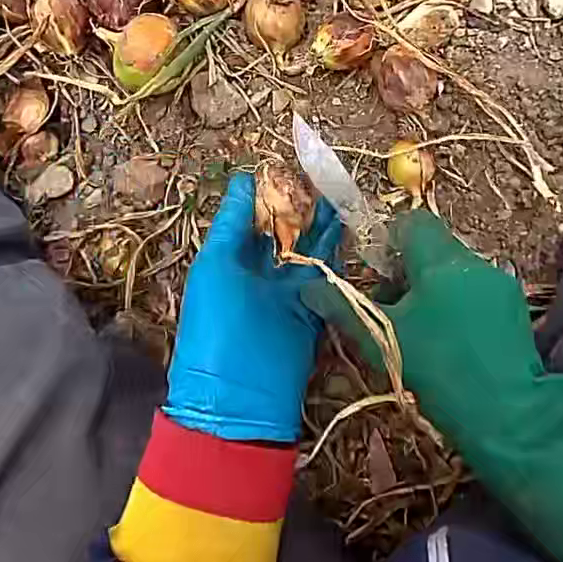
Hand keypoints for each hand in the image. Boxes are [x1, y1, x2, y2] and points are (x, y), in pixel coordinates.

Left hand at [164, 171, 341, 442]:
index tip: (290, 164)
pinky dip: (336, 253)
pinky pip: (326, 276)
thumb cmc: (214, 326)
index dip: (270, 192)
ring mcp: (287, 291)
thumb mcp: (214, 267)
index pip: (253, 216)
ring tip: (339, 190)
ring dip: (322, 223)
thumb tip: (243, 179)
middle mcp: (259, 271)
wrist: (237, 397)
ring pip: (308, 249)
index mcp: (229, 258)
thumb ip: (231, 224)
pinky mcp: (312, 311)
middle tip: (323, 173)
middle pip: (283, 230)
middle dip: (301, 204)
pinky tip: (348, 226)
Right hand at [304, 211, 562, 561]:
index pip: (410, 222)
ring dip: (428, 290)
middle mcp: (474, 264)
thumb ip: (341, 306)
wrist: (509, 416)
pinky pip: (472, 291)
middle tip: (388, 307)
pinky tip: (446, 339)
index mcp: (441, 262)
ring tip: (416, 329)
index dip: (387, 240)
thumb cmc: (437, 368)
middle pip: (430, 248)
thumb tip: (307, 287)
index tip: (375, 273)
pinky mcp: (512, 310)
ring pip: (450, 271)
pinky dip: (452, 304)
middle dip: (404, 272)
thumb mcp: (379, 336)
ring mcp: (499, 285)